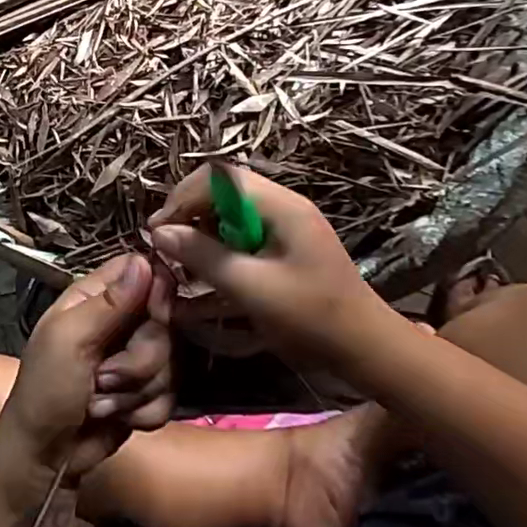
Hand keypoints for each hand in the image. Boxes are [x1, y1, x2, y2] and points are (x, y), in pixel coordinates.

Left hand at [0, 253, 174, 484]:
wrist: (46, 456)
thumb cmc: (46, 390)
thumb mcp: (68, 340)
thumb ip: (108, 303)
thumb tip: (144, 261)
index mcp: (92, 299)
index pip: (141, 271)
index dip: (157, 292)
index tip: (155, 315)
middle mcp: (118, 322)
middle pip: (164, 322)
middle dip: (140, 359)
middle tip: (104, 377)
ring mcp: (133, 358)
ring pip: (171, 361)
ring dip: (137, 390)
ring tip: (100, 401)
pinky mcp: (146, 392)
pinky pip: (171, 394)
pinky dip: (145, 412)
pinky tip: (117, 418)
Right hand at [147, 163, 395, 359]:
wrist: (367, 348)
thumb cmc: (312, 317)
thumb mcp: (251, 288)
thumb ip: (204, 256)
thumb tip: (159, 233)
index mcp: (280, 206)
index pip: (219, 177)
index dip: (183, 197)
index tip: (160, 229)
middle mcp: (282, 206)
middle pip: (221, 190)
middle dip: (188, 212)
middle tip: (166, 243)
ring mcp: (283, 225)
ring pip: (227, 211)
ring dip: (199, 231)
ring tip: (180, 260)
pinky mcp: (282, 245)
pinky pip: (238, 232)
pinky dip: (216, 247)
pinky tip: (203, 273)